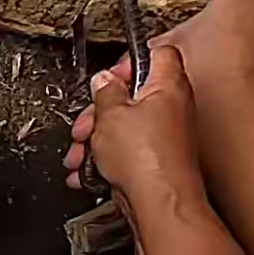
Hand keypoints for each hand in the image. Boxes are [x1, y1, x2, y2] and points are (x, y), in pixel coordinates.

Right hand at [62, 45, 203, 206]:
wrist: (158, 200)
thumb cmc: (146, 158)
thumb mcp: (110, 114)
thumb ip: (105, 92)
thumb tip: (103, 80)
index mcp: (168, 86)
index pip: (157, 54)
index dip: (128, 61)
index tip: (108, 77)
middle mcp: (172, 107)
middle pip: (131, 95)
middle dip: (99, 110)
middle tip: (87, 122)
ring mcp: (165, 133)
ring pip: (123, 124)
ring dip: (95, 137)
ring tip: (81, 152)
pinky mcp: (155, 157)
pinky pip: (124, 148)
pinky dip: (104, 156)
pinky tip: (87, 169)